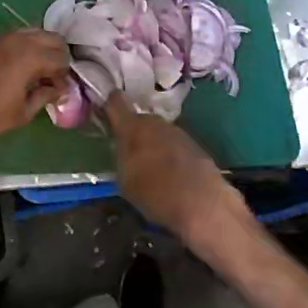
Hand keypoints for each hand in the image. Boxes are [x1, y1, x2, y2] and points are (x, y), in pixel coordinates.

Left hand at [0, 29, 69, 152]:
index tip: (59, 90)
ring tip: (38, 71)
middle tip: (53, 77)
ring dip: (42, 48)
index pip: (61, 58)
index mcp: (30, 57)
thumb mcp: (24, 112)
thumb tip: (58, 88)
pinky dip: (26, 46)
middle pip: (52, 38)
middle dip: (58, 56)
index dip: (64, 75)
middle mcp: (18, 40)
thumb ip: (45, 95)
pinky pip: (17, 36)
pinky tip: (21, 66)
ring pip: (35, 32)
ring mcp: (2, 38)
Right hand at [106, 101, 248, 243]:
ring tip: (151, 167)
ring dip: (153, 143)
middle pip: (139, 120)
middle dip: (133, 132)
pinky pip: (173, 144)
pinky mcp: (194, 145)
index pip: (116, 103)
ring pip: (158, 132)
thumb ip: (121, 157)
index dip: (109, 104)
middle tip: (128, 152)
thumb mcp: (125, 181)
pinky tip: (170, 174)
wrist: (203, 204)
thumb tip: (123, 147)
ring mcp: (177, 132)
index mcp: (133, 128)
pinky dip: (169, 153)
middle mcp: (155, 123)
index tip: (104, 109)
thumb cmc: (156, 194)